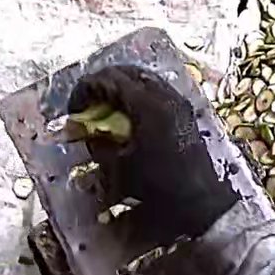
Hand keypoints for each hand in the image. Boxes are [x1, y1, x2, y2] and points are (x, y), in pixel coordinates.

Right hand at [68, 65, 240, 246]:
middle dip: (103, 84)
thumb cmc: (157, 187)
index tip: (74, 107)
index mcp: (146, 105)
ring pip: (144, 79)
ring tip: (106, 108)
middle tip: (87, 102)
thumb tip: (82, 130)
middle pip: (127, 73)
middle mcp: (165, 95)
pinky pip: (156, 91)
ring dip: (122, 88)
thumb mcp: (118, 169)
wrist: (199, 201)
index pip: (109, 80)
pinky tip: (130, 116)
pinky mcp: (185, 111)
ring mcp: (178, 101)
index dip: (86, 89)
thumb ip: (97, 143)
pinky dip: (138, 96)